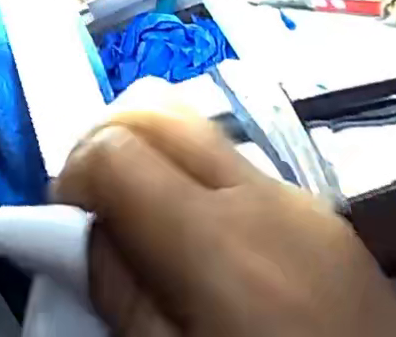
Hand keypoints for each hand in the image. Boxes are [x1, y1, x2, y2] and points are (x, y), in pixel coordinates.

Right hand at [54, 111, 395, 336]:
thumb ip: (118, 288)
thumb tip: (80, 229)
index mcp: (224, 244)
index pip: (113, 146)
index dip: (72, 175)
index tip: (66, 225)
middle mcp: (265, 199)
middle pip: (153, 106)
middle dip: (104, 137)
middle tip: (94, 202)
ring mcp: (304, 203)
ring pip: (192, 126)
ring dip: (148, 153)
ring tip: (143, 219)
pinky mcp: (329, 220)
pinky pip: (233, 166)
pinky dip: (191, 178)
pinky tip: (201, 243)